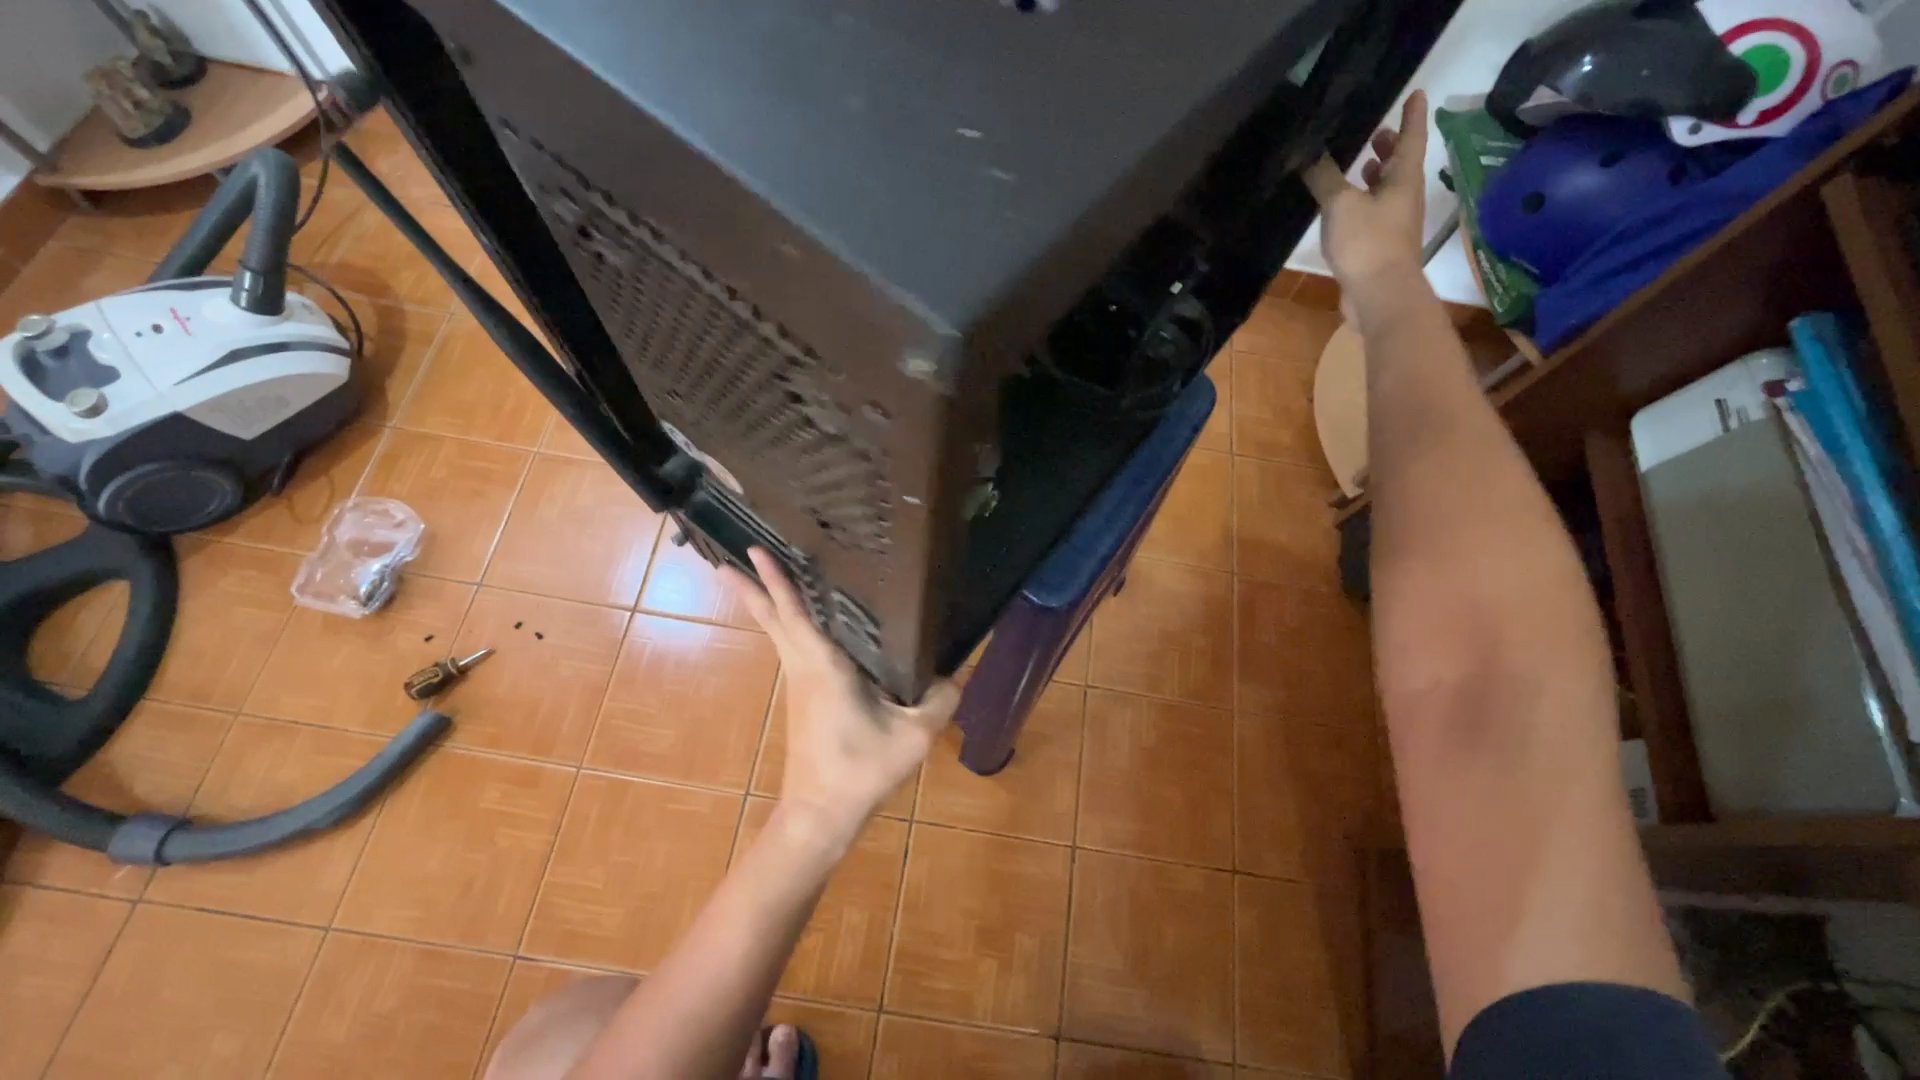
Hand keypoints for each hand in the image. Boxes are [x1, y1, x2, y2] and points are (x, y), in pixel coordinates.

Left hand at [721, 548, 957, 848]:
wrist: (821, 813)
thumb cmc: (861, 770)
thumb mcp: (914, 736)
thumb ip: (940, 700)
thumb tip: (956, 674)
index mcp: (823, 668)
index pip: (796, 614)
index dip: (776, 581)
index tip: (755, 551)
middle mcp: (802, 669)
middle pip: (774, 620)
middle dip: (753, 587)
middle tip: (735, 556)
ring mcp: (797, 686)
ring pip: (777, 635)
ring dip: (766, 605)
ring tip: (759, 579)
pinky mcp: (800, 701)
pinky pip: (788, 650)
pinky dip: (784, 627)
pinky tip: (798, 626)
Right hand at [1302, 90, 1430, 323]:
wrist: (1380, 295)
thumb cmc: (1368, 242)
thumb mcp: (1341, 204)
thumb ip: (1325, 177)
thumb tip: (1308, 154)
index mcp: (1403, 179)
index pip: (1411, 137)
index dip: (1411, 115)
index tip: (1416, 93)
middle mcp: (1404, 198)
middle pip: (1401, 164)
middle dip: (1390, 147)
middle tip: (1375, 132)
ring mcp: (1394, 224)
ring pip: (1388, 190)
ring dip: (1377, 176)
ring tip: (1359, 166)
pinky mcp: (1381, 246)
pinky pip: (1373, 213)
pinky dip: (1363, 201)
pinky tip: (1344, 208)